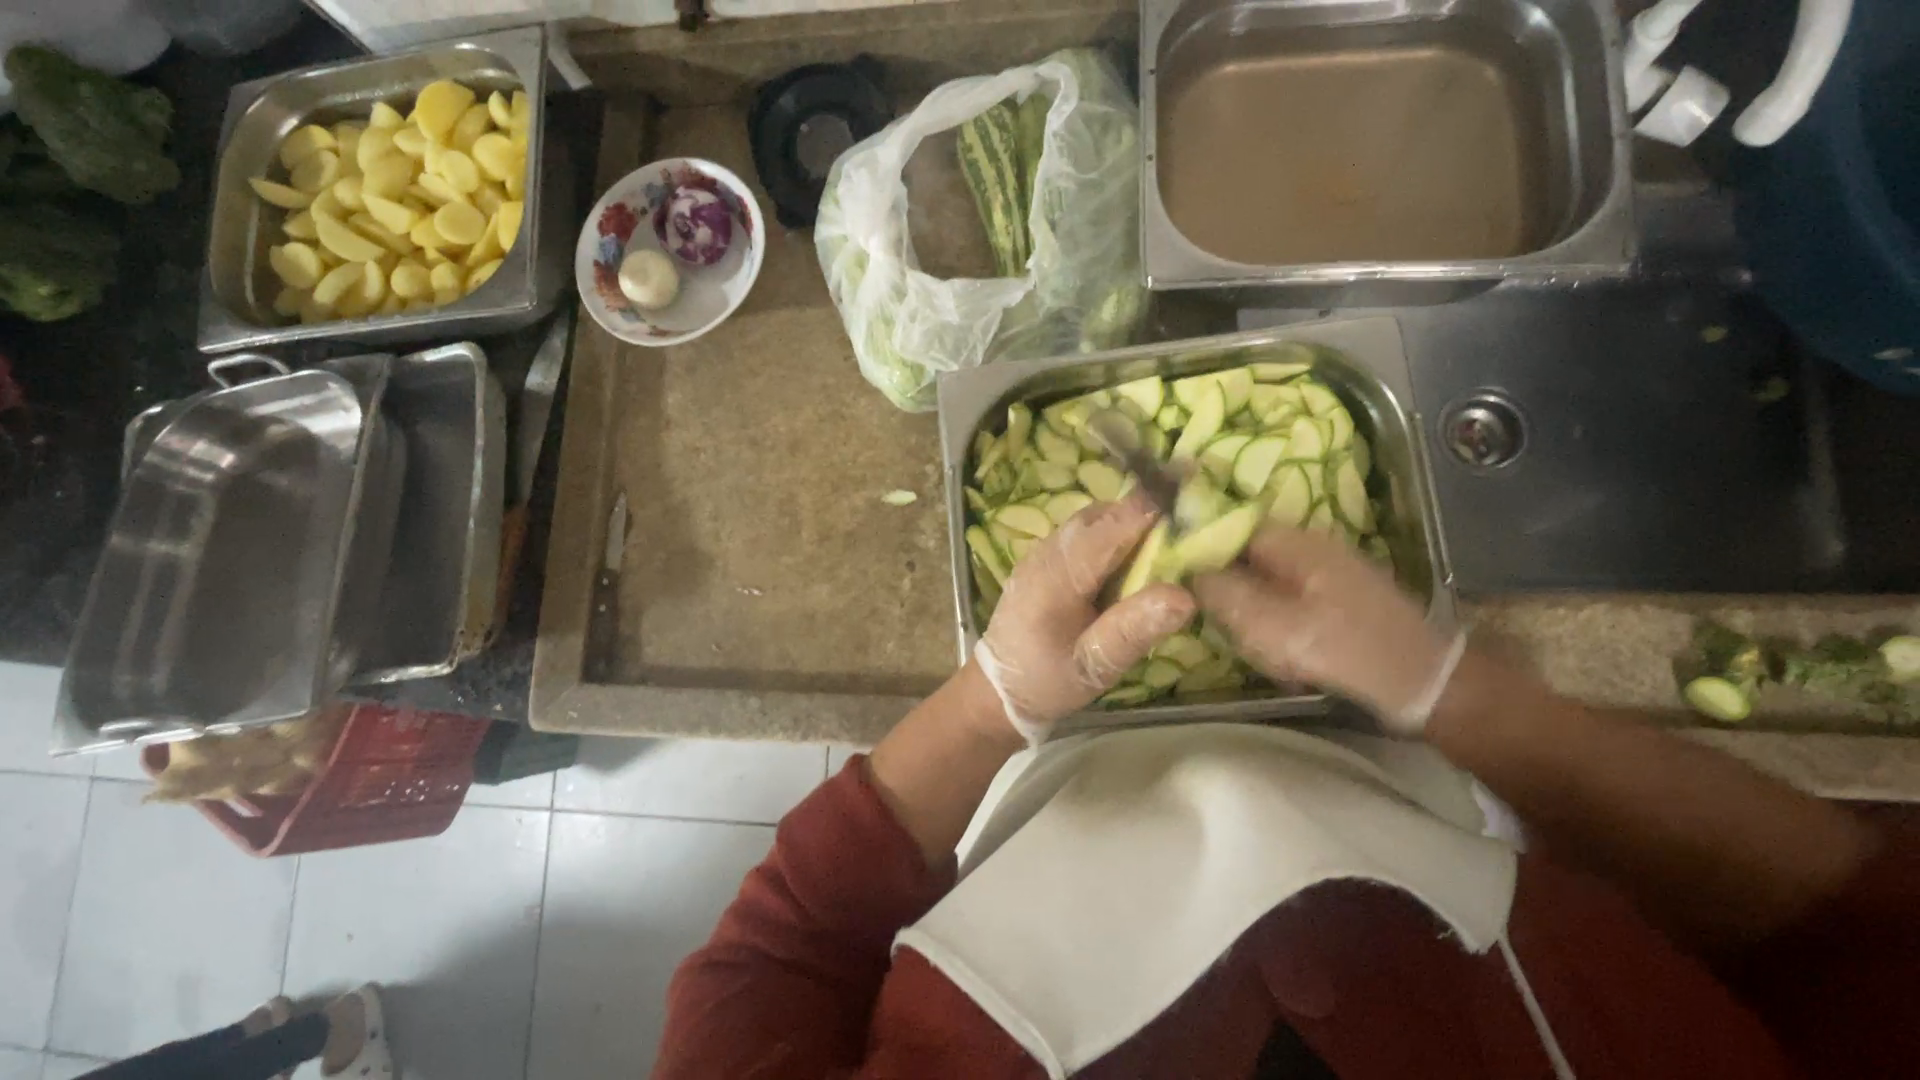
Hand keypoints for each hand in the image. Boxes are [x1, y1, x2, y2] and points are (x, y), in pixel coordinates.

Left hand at [974, 496, 1196, 744]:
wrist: (998, 689)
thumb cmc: (1047, 681)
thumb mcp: (1094, 666)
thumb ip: (1134, 630)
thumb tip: (1184, 597)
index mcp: (1057, 577)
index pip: (1110, 527)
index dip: (1152, 510)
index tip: (1194, 500)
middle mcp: (1046, 552)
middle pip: (1101, 514)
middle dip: (1145, 512)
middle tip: (1189, 525)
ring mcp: (1041, 552)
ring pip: (1092, 519)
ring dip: (1129, 521)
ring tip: (1167, 540)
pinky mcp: (1043, 558)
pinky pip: (1083, 532)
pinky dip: (1112, 533)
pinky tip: (1132, 557)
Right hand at [1192, 526, 1461, 734]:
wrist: (1422, 682)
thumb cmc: (1342, 650)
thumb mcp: (1271, 626)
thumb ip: (1225, 593)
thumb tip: (1190, 569)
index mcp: (1295, 543)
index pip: (1231, 527)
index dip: (1204, 550)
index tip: (1188, 584)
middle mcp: (1312, 547)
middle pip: (1248, 558)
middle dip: (1234, 594)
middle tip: (1234, 631)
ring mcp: (1330, 571)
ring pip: (1268, 585)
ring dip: (1259, 618)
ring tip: (1269, 653)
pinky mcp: (1341, 598)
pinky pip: (1292, 604)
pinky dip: (1283, 629)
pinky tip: (1293, 660)